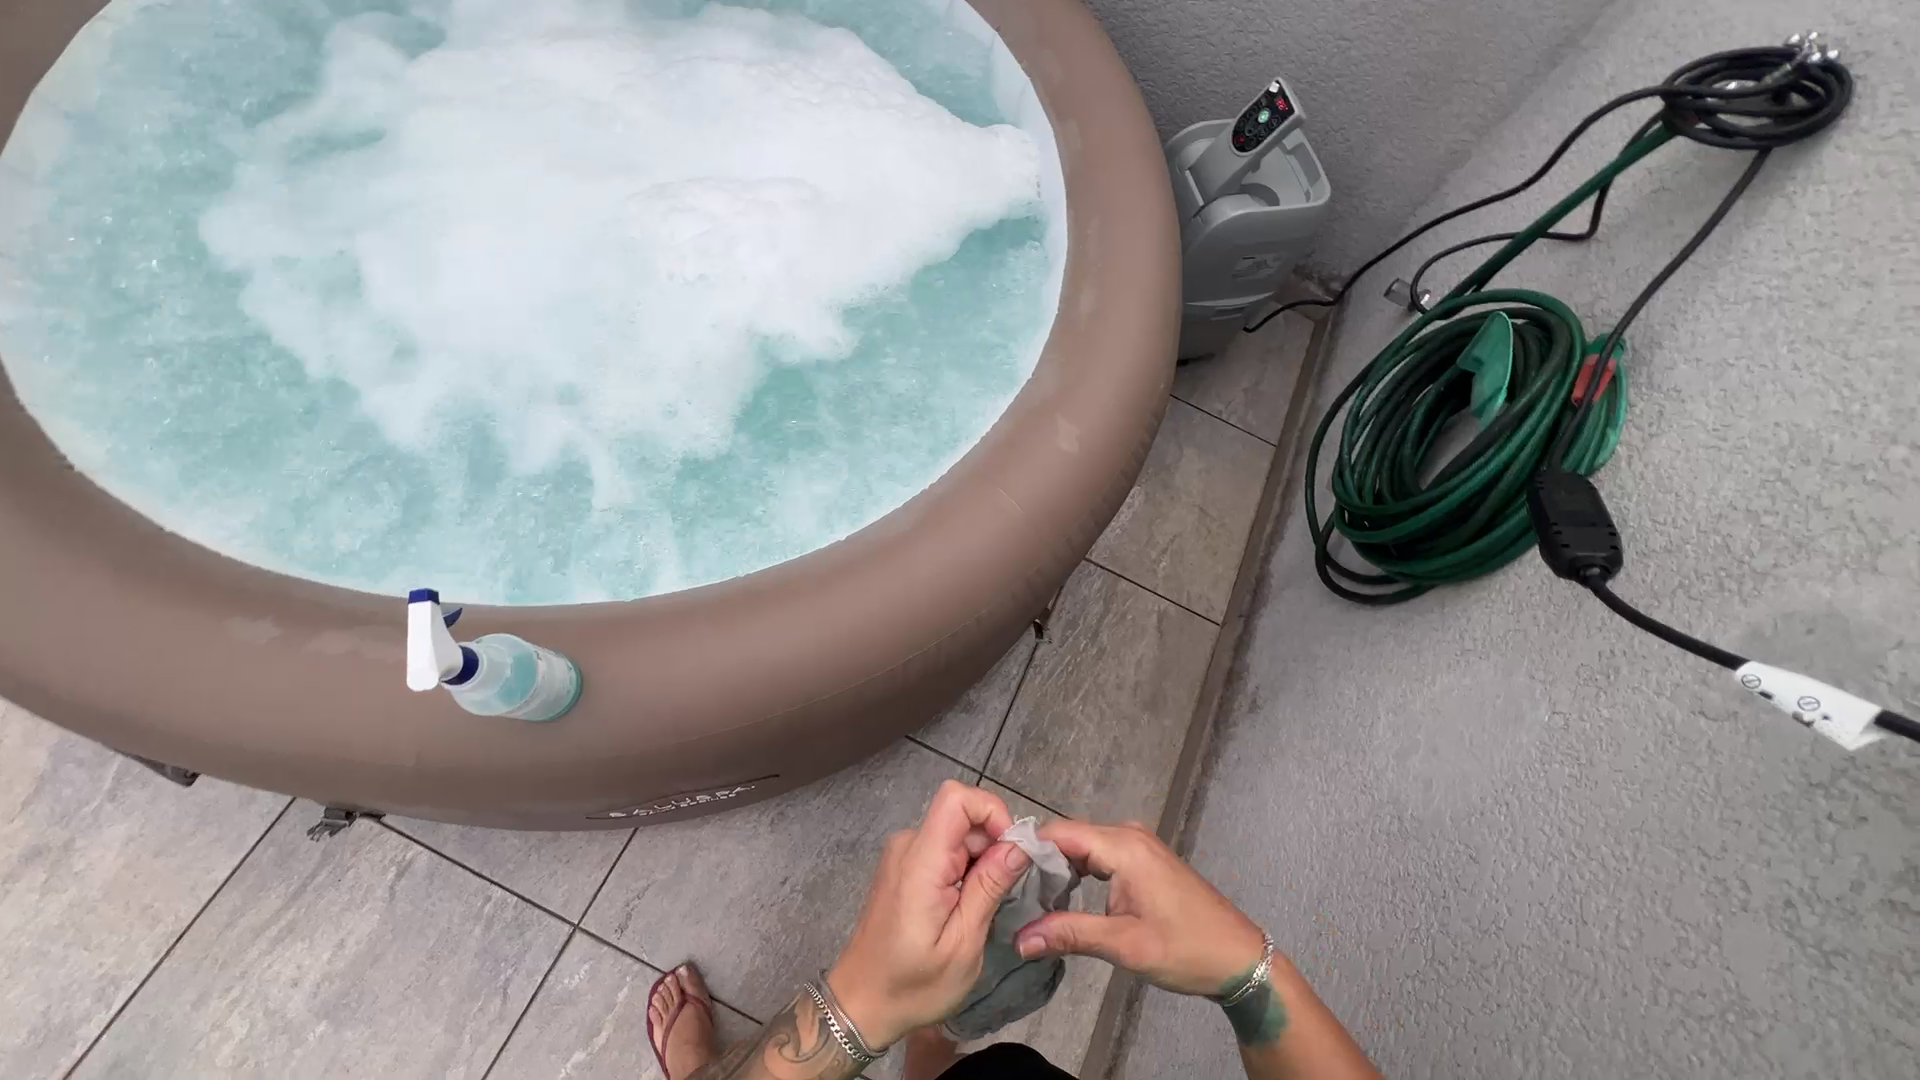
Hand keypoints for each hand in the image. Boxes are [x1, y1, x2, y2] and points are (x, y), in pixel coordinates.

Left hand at [824, 780, 1031, 1047]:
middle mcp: (908, 844)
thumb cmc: (912, 985)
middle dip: (992, 846)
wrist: (860, 1003)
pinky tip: (962, 907)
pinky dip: (963, 869)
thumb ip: (990, 887)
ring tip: (979, 908)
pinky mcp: (903, 864)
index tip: (1012, 853)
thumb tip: (1020, 845)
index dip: (992, 812)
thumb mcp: (963, 945)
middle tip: (1001, 894)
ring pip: (956, 833)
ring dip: (979, 861)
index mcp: (921, 861)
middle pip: (962, 816)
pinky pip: (943, 848)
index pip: (957, 798)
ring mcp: (903, 853)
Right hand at [1013, 820, 1265, 996]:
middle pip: (1069, 837)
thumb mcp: (1124, 945)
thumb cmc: (1185, 949)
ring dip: (1059, 870)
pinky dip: (1080, 872)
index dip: (1027, 849)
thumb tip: (1020, 939)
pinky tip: (1066, 897)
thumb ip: (1069, 934)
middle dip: (1039, 863)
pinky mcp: (1143, 858)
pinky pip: (1099, 854)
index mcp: (1123, 846)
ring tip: (1032, 900)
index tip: (999, 873)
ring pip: (1083, 847)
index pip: (1059, 832)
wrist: (1239, 958)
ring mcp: (1138, 844)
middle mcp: (1128, 834)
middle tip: (1011, 893)